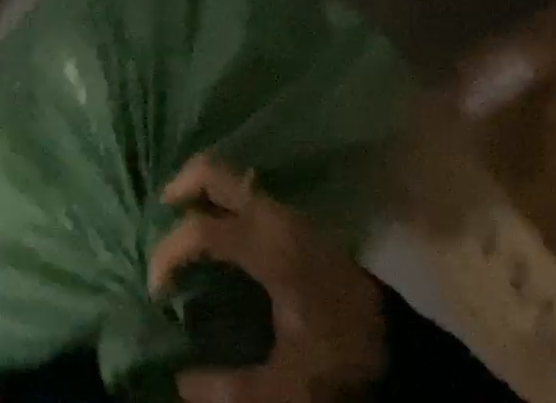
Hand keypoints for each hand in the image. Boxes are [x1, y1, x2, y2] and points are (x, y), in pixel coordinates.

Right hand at [148, 156, 384, 402]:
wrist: (399, 346)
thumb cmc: (338, 357)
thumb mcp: (285, 386)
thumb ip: (228, 389)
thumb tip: (181, 382)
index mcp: (270, 250)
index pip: (203, 230)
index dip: (168, 253)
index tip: (157, 290)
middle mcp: (276, 219)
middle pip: (216, 173)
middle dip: (181, 186)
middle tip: (161, 213)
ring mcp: (289, 214)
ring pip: (232, 178)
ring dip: (202, 193)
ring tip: (184, 230)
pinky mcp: (297, 222)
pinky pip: (248, 194)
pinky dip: (222, 202)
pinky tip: (217, 238)